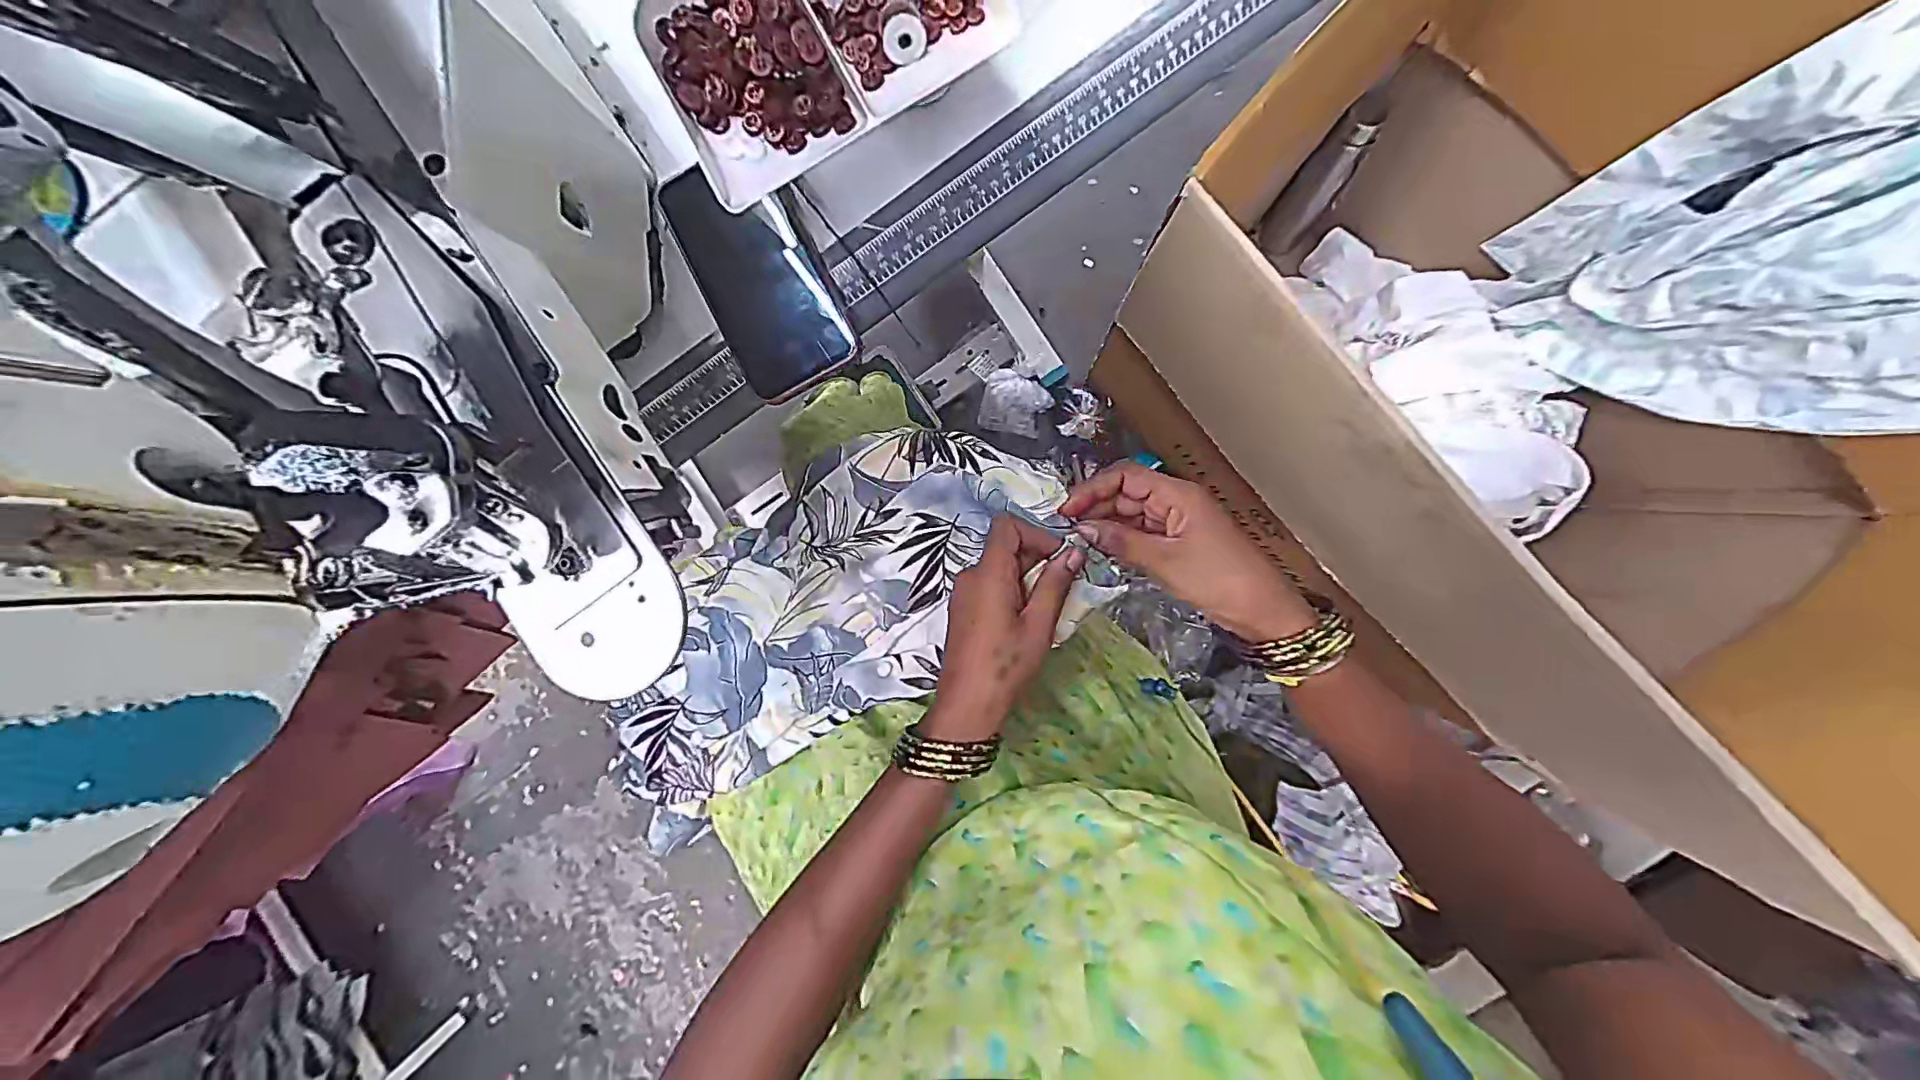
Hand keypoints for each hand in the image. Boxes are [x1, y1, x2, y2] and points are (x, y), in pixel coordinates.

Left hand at [922, 515, 1084, 741]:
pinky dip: (1012, 591)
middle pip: (1005, 547)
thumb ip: (1055, 584)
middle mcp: (970, 576)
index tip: (1059, 558)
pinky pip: (990, 585)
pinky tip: (1025, 619)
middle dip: (1037, 559)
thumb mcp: (1039, 624)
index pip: (1007, 525)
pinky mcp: (963, 609)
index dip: (1036, 534)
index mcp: (987, 573)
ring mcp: (963, 593)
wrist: (967, 704)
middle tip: (1062, 587)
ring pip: (999, 567)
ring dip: (1026, 577)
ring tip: (1045, 609)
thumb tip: (1073, 553)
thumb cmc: (1006, 665)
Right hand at [1060, 462, 1315, 641]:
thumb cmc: (1220, 580)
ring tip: (1080, 541)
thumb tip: (1084, 528)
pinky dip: (1122, 538)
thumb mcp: (1165, 561)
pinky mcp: (1179, 541)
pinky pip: (1143, 531)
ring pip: (1132, 513)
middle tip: (1068, 529)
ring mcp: (1178, 521)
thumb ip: (1121, 541)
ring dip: (1106, 524)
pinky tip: (1104, 549)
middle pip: (1126, 493)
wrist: (1263, 610)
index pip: (1125, 477)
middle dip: (1095, 507)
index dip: (1092, 489)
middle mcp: (1177, 501)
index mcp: (1178, 494)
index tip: (1068, 511)